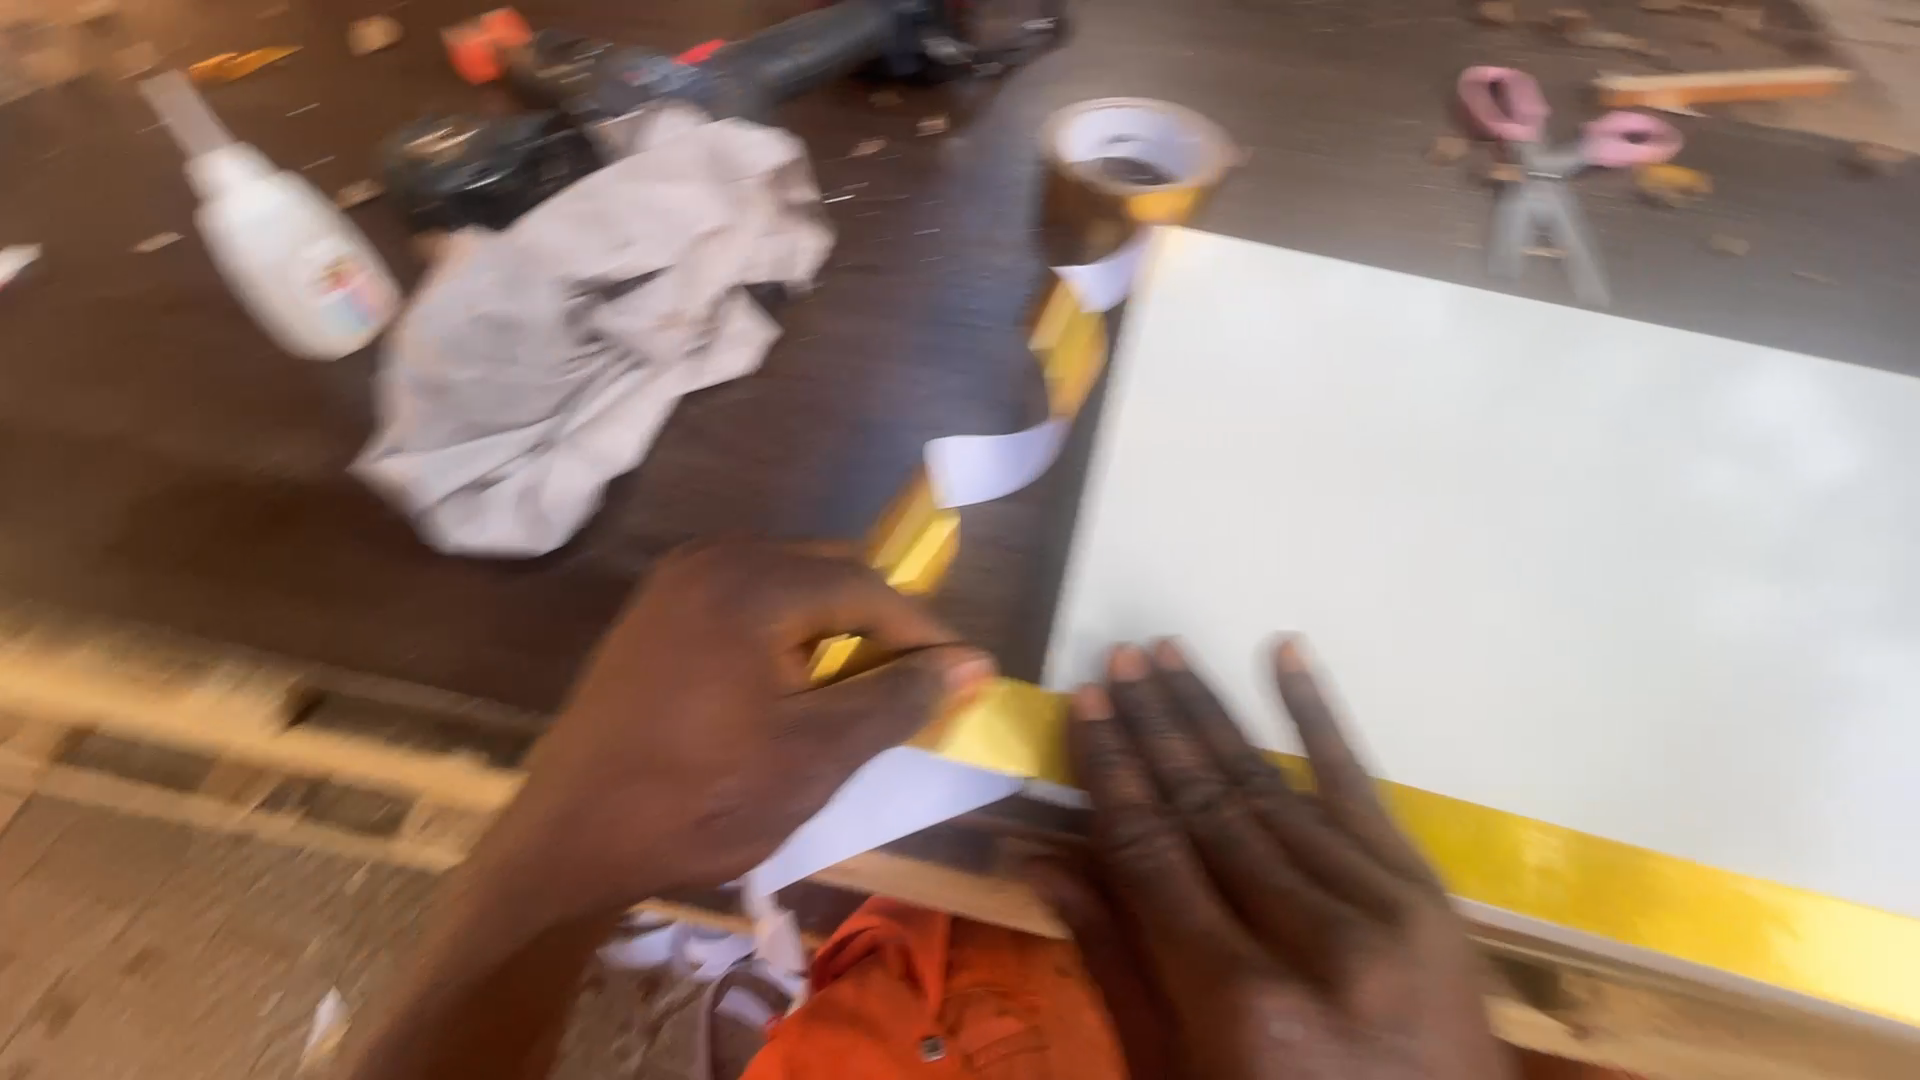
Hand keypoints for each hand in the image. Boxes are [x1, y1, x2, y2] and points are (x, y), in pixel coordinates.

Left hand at [468, 542, 997, 921]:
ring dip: (836, 626)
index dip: (923, 631)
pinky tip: (792, 680)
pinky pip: (750, 596)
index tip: (961, 674)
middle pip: (831, 571)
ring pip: (792, 581)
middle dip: (880, 624)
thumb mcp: (817, 756)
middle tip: (907, 682)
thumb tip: (975, 665)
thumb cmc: (699, 803)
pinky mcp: (659, 607)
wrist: (566, 843)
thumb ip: (899, 699)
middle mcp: (713, 559)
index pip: (868, 588)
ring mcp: (678, 579)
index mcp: (751, 585)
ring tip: (854, 686)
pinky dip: (789, 629)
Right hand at [1030, 639, 1509, 1079]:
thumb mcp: (1170, 1079)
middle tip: (1121, 658)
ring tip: (1170, 654)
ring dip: (1212, 714)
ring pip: (1270, 789)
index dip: (1111, 770)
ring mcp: (1388, 916)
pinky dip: (1320, 717)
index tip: (1084, 702)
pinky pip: (1362, 792)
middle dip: (1155, 724)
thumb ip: (1113, 961)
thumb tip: (1042, 859)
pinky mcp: (1431, 904)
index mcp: (1242, 1002)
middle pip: (1208, 806)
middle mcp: (1318, 944)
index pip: (1151, 849)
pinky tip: (1287, 653)